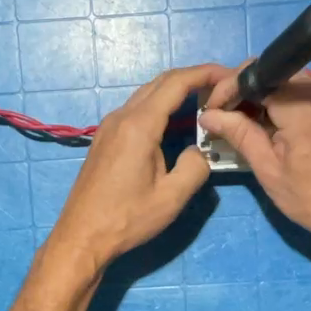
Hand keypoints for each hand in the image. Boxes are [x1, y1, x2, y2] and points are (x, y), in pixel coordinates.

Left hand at [46, 63, 226, 269]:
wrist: (82, 236)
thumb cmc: (126, 219)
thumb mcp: (171, 197)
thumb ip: (195, 167)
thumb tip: (200, 151)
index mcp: (139, 126)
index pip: (176, 83)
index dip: (205, 73)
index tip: (229, 76)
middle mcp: (121, 117)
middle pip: (160, 83)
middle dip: (192, 79)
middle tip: (220, 89)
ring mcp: (109, 127)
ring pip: (146, 95)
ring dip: (175, 93)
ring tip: (202, 103)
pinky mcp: (104, 140)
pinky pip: (136, 111)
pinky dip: (159, 107)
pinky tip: (174, 124)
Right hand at [199, 73, 310, 251]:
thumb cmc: (308, 199)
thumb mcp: (267, 168)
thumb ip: (238, 133)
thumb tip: (208, 114)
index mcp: (302, 106)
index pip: (257, 78)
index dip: (229, 89)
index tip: (211, 109)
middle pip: (273, 76)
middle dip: (244, 91)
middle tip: (222, 115)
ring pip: (287, 82)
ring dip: (263, 97)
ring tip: (242, 122)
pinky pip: (303, 93)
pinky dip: (282, 103)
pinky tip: (268, 124)